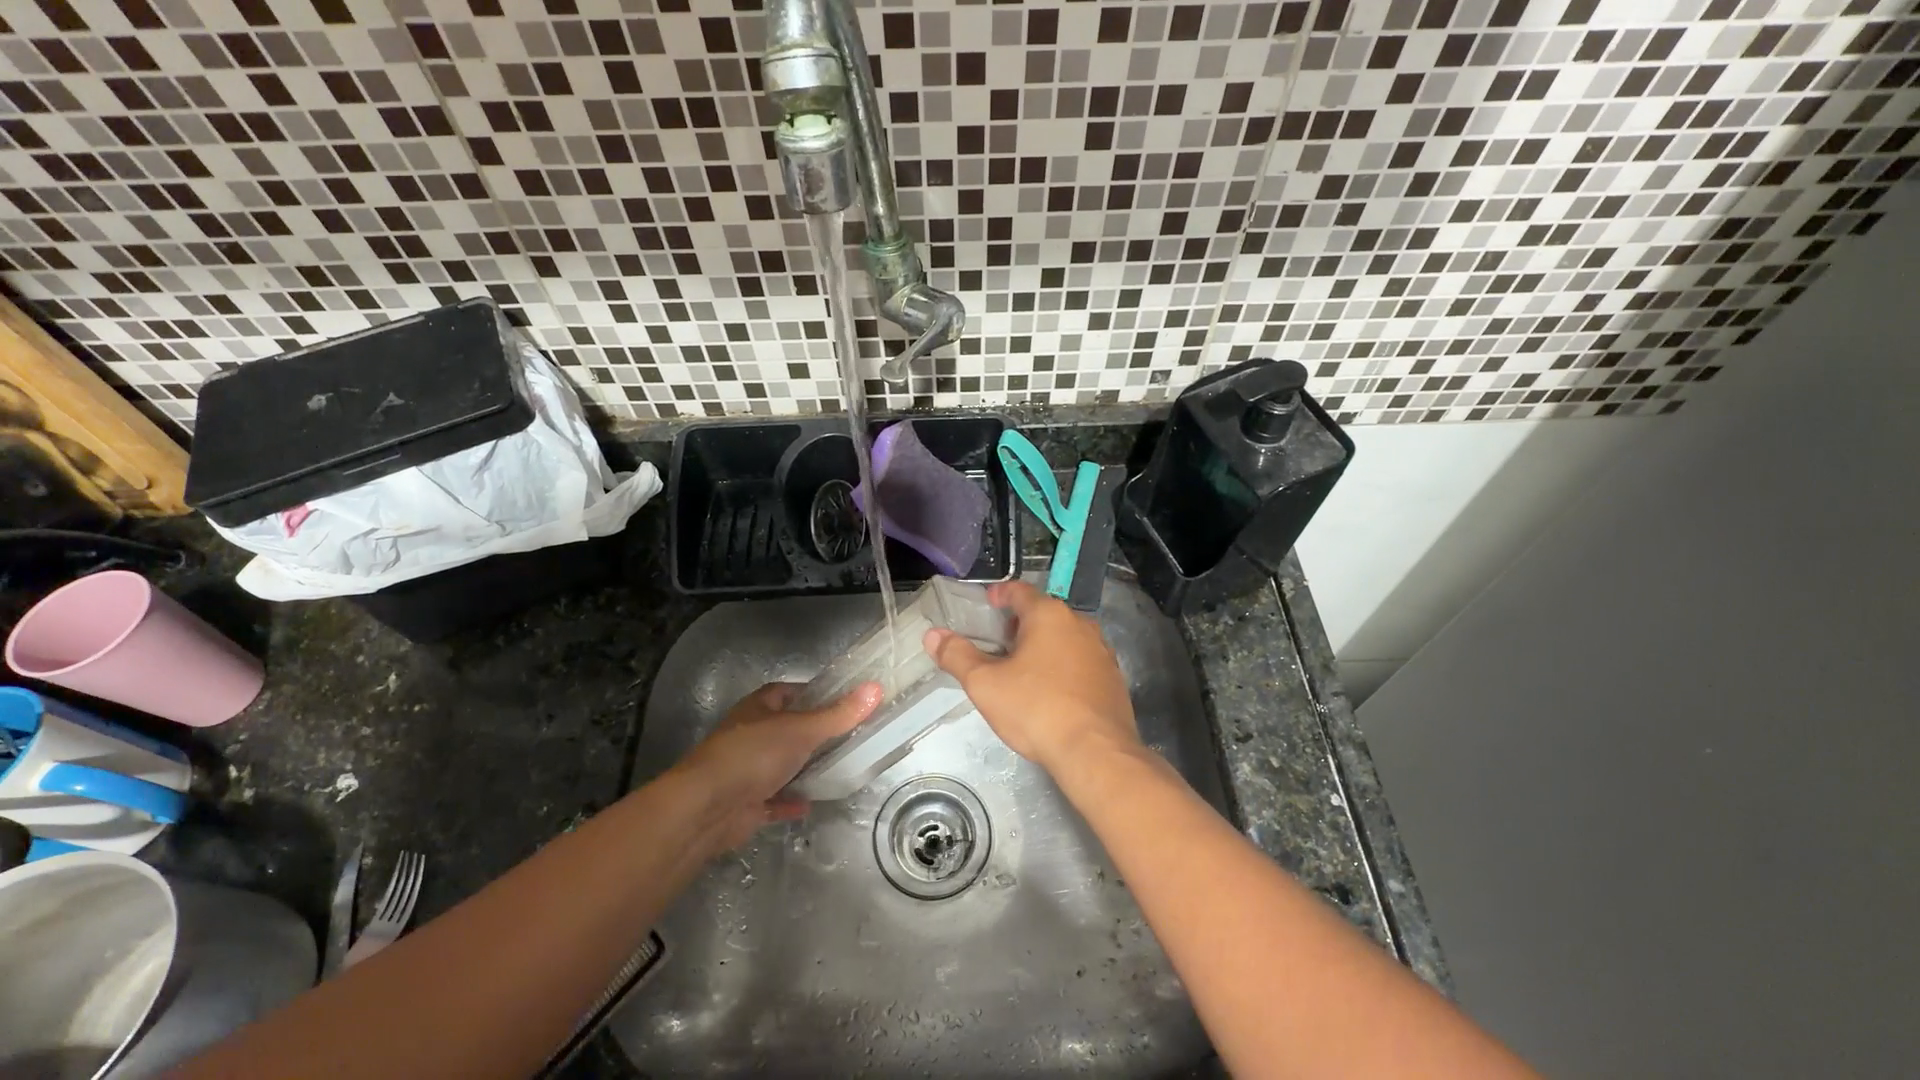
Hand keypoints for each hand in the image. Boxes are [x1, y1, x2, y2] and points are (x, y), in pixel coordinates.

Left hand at [672, 681, 880, 851]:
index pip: (789, 691)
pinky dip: (791, 801)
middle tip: (851, 736)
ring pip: (781, 764)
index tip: (844, 700)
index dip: (814, 693)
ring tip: (840, 768)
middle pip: (787, 728)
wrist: (708, 807)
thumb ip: (839, 715)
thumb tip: (876, 689)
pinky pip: (775, 799)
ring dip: (804, 768)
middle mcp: (751, 735)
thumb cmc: (753, 755)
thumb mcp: (802, 730)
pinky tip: (812, 803)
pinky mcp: (747, 801)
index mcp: (759, 708)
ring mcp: (747, 769)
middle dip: (814, 733)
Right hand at [924, 581, 1141, 773]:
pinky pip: (1080, 662)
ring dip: (1043, 645)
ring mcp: (1101, 651)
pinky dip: (1062, 666)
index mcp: (1049, 615)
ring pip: (1065, 638)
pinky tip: (1049, 691)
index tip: (988, 602)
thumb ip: (957, 656)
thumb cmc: (1036, 709)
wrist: (1095, 751)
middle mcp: (1080, 624)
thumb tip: (933, 636)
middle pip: (1044, 613)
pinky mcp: (1113, 678)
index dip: (1000, 594)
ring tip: (1021, 668)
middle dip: (1020, 623)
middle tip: (998, 641)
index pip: (1020, 591)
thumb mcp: (985, 684)